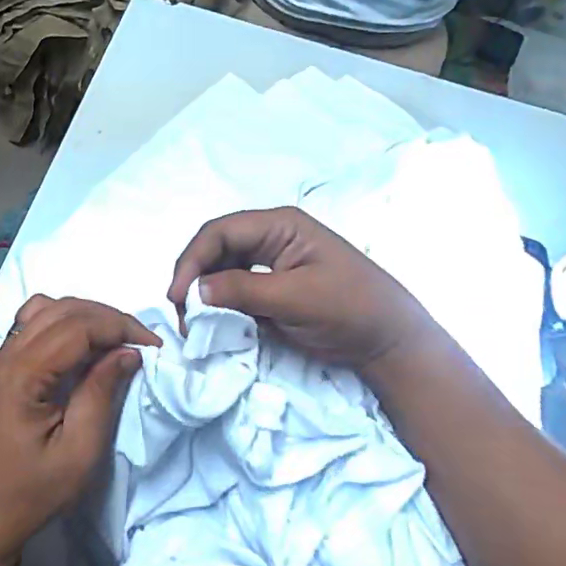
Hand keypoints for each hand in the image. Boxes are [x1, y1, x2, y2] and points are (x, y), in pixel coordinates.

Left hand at [0, 297, 158, 565]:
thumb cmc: (31, 492)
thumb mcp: (78, 452)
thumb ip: (102, 394)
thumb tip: (128, 352)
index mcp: (23, 375)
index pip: (79, 326)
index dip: (120, 327)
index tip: (154, 345)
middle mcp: (8, 354)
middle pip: (65, 309)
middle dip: (110, 318)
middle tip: (142, 341)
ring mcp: (2, 356)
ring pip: (49, 307)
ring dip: (88, 315)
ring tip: (116, 339)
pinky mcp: (4, 364)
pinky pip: (35, 321)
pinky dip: (65, 319)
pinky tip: (83, 342)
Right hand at [168, 208, 441, 372]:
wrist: (388, 340)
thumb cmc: (350, 307)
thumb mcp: (297, 298)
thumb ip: (245, 291)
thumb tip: (196, 290)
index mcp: (279, 225)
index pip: (221, 231)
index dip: (193, 259)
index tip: (178, 296)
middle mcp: (271, 237)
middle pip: (217, 248)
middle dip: (194, 277)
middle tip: (183, 316)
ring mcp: (271, 263)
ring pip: (222, 270)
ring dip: (204, 293)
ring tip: (194, 325)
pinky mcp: (272, 289)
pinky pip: (236, 291)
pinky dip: (221, 307)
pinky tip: (214, 326)